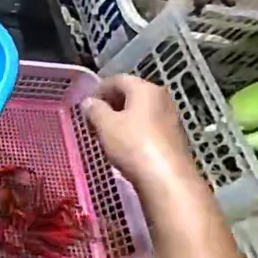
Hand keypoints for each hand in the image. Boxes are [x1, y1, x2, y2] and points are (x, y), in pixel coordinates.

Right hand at [81, 75, 201, 189]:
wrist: (166, 178)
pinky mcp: (172, 136)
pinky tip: (121, 144)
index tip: (85, 103)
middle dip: (109, 103)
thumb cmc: (132, 144)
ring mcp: (169, 118)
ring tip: (104, 132)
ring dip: (120, 117)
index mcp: (145, 89)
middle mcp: (161, 99)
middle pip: (131, 94)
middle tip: (92, 117)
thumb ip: (94, 109)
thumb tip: (89, 101)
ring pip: (139, 110)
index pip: (118, 79)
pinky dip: (132, 129)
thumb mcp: (104, 124)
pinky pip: (147, 125)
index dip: (99, 89)